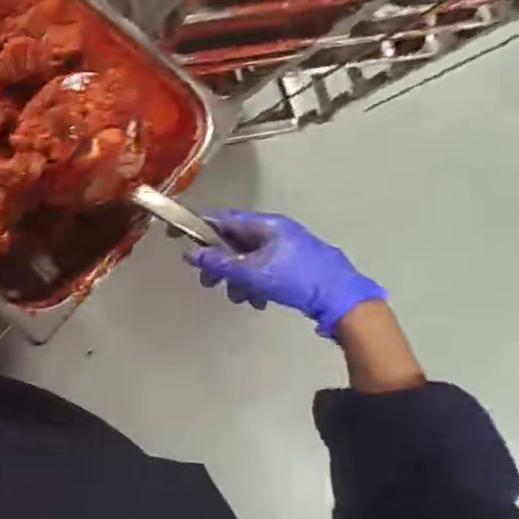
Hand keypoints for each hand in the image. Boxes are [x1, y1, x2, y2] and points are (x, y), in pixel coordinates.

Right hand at [186, 208, 386, 336]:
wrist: (343, 299)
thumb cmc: (296, 279)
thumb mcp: (251, 273)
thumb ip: (219, 263)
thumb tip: (190, 253)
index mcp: (264, 225)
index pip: (221, 219)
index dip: (196, 227)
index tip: (176, 237)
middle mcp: (274, 230)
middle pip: (232, 241)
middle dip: (219, 264)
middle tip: (210, 284)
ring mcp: (285, 246)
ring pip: (246, 258)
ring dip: (237, 278)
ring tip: (241, 298)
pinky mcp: (293, 262)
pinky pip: (262, 267)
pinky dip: (254, 282)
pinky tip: (258, 300)